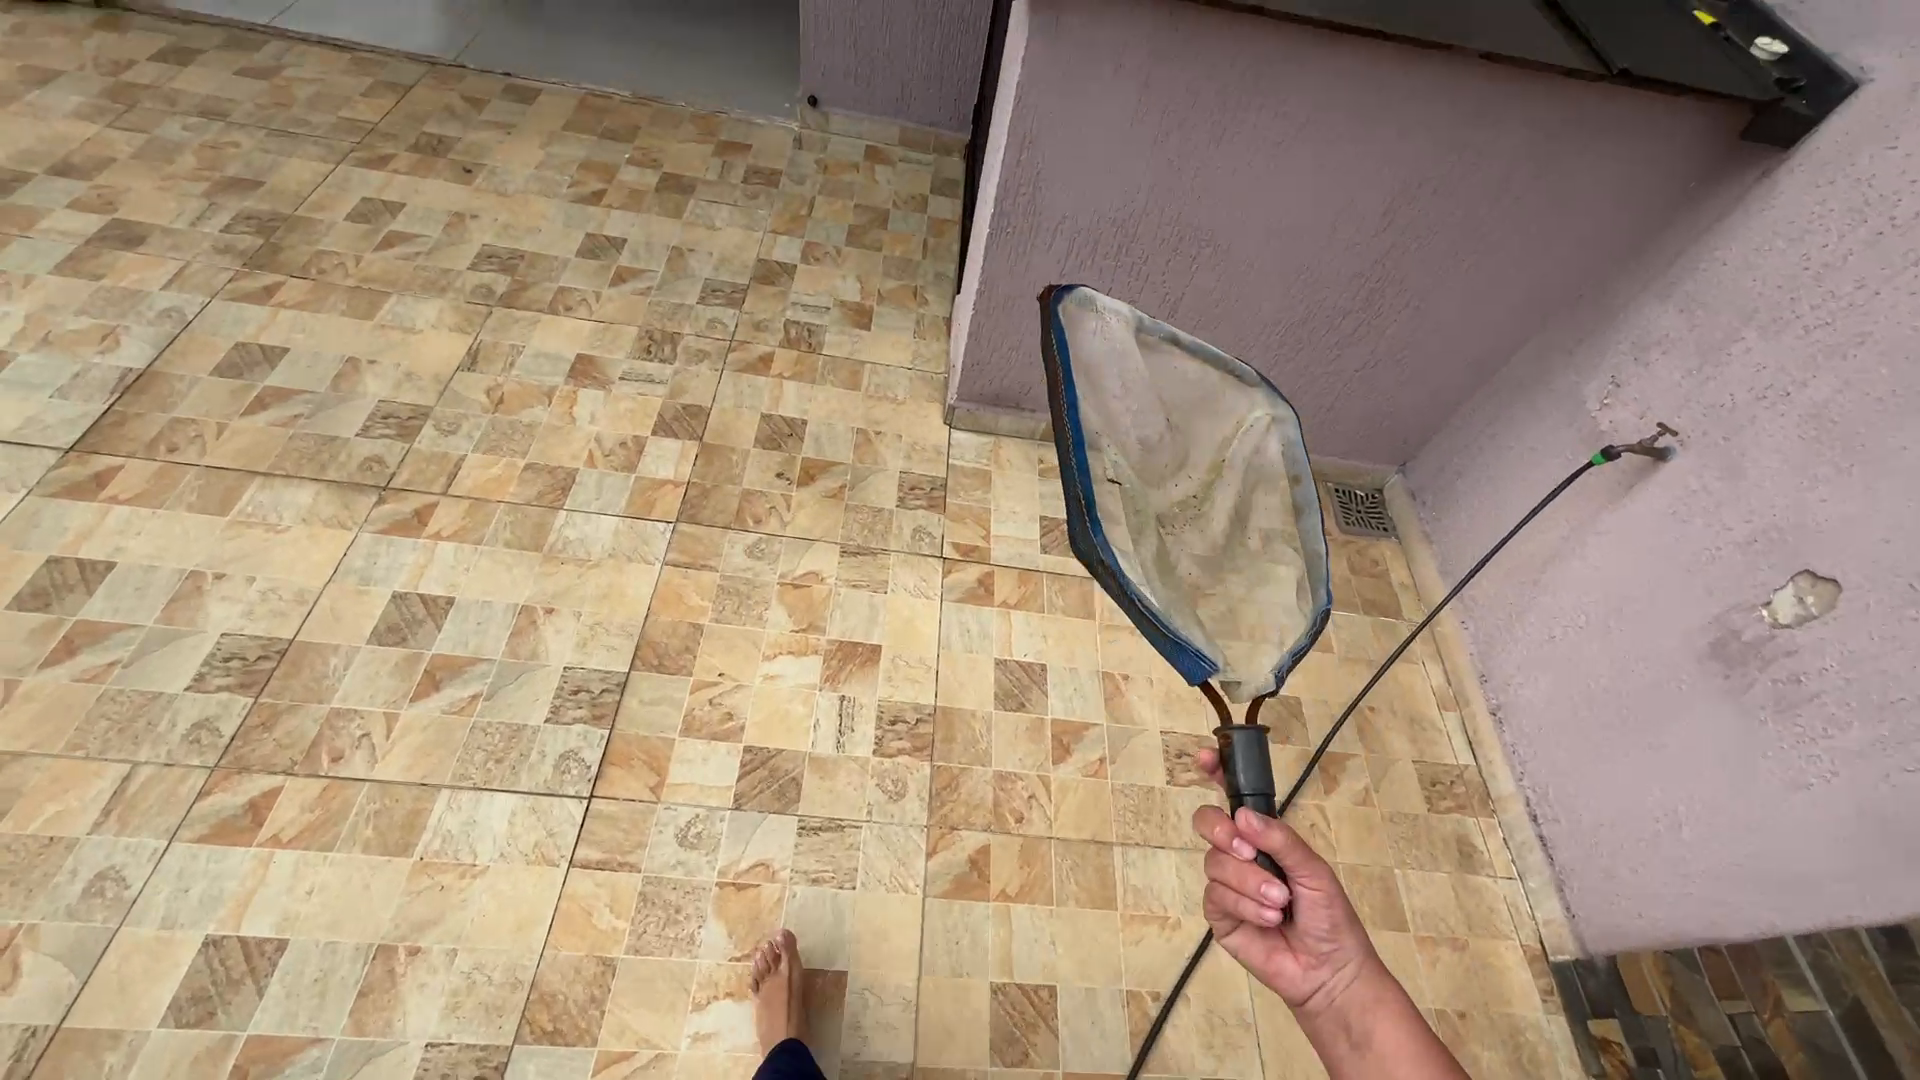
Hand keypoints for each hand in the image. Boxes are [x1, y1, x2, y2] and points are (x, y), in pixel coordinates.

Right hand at [1191, 747, 1378, 1017]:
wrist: (1330, 970)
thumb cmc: (1330, 916)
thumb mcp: (1313, 870)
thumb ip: (1280, 839)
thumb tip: (1241, 814)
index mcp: (1262, 837)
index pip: (1233, 798)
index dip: (1217, 774)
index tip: (1206, 759)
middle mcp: (1239, 854)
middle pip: (1207, 822)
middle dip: (1222, 832)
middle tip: (1248, 851)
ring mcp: (1226, 883)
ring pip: (1214, 863)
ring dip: (1249, 882)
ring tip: (1280, 902)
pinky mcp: (1219, 914)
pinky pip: (1216, 895)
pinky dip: (1244, 905)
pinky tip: (1268, 918)